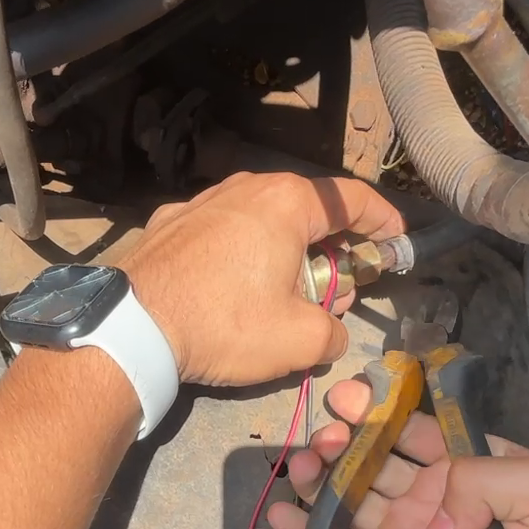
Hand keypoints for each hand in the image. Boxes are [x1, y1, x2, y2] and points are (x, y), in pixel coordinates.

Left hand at [120, 172, 404, 386]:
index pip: (353, 200)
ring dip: (281, 254)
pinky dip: (237, 257)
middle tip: (337, 290)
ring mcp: (199, 203)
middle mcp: (244, 188)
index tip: (396, 242)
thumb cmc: (224, 325)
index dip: (383, 221)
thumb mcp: (297, 341)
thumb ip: (333, 335)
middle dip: (329, 250)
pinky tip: (229, 289)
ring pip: (259, 223)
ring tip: (281, 293)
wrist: (132, 329)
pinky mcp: (166, 226)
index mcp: (286, 202)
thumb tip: (333, 334)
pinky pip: (219, 236)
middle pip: (305, 213)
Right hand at [267, 379, 528, 528]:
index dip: (386, 408)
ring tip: (302, 465)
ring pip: (350, 493)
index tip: (355, 397)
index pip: (421, 426)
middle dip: (346, 438)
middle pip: (376, 455)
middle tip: (326, 435)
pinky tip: (280, 512)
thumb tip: (426, 517)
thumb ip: (488, 478)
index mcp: (472, 464)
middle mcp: (433, 492)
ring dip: (320, 475)